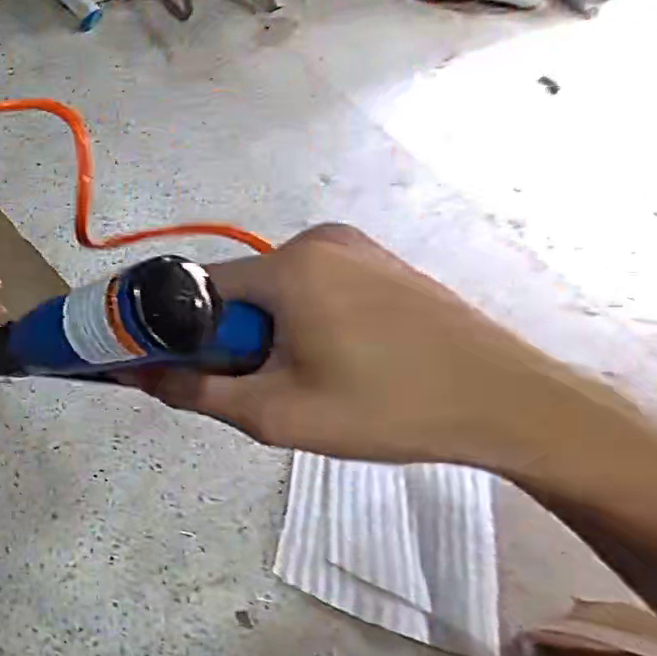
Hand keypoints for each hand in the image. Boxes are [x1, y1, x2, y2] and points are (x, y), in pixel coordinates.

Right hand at [130, 224, 589, 470]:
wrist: (519, 411)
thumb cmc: (387, 409)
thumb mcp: (273, 414)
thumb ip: (193, 391)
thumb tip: (137, 376)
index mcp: (289, 266)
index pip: (193, 289)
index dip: (175, 329)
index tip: (182, 367)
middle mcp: (317, 241)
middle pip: (232, 289)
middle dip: (225, 334)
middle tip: (253, 382)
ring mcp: (355, 247)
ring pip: (269, 289)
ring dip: (261, 328)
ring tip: (298, 374)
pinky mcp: (381, 262)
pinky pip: (308, 285)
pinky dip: (297, 318)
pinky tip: (331, 357)